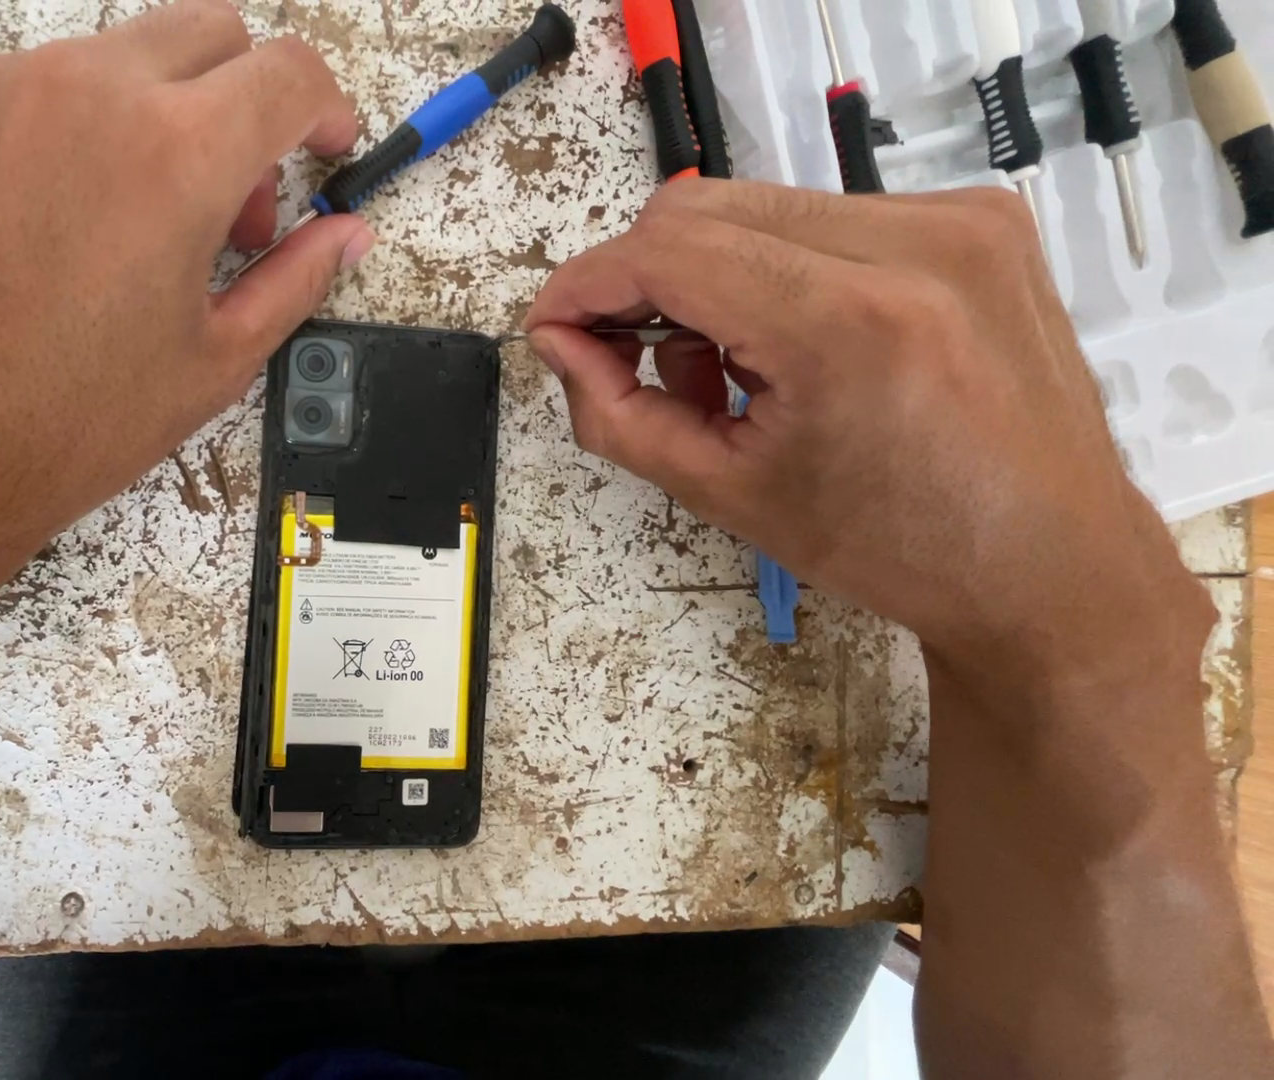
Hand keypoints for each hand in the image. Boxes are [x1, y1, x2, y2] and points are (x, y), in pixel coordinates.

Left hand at [0, 0, 371, 630]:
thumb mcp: (216, 361)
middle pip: (210, 36)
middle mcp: (88, 90)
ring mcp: (0, 91)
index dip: (326, 107)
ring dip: (162, 122)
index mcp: (175, 155)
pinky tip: (61, 232)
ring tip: (140, 234)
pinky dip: (81, 137)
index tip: (326, 150)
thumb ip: (296, 279)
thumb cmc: (78, 422)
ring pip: (120, 61)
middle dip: (247, 106)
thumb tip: (348, 234)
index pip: (287, 72)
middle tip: (233, 210)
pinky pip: (40, 92)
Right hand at [524, 180, 1209, 671]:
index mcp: (845, 322)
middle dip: (633, 280)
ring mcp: (954, 219)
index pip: (666, 254)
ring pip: (750, 210)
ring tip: (710, 370)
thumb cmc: (878, 546)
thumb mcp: (716, 490)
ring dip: (697, 281)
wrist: (1043, 564)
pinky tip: (774, 348)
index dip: (584, 284)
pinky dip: (760, 274)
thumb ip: (613, 411)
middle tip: (619, 356)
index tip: (548, 327)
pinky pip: (812, 220)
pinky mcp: (973, 222)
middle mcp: (911, 240)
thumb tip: (558, 342)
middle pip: (698, 210)